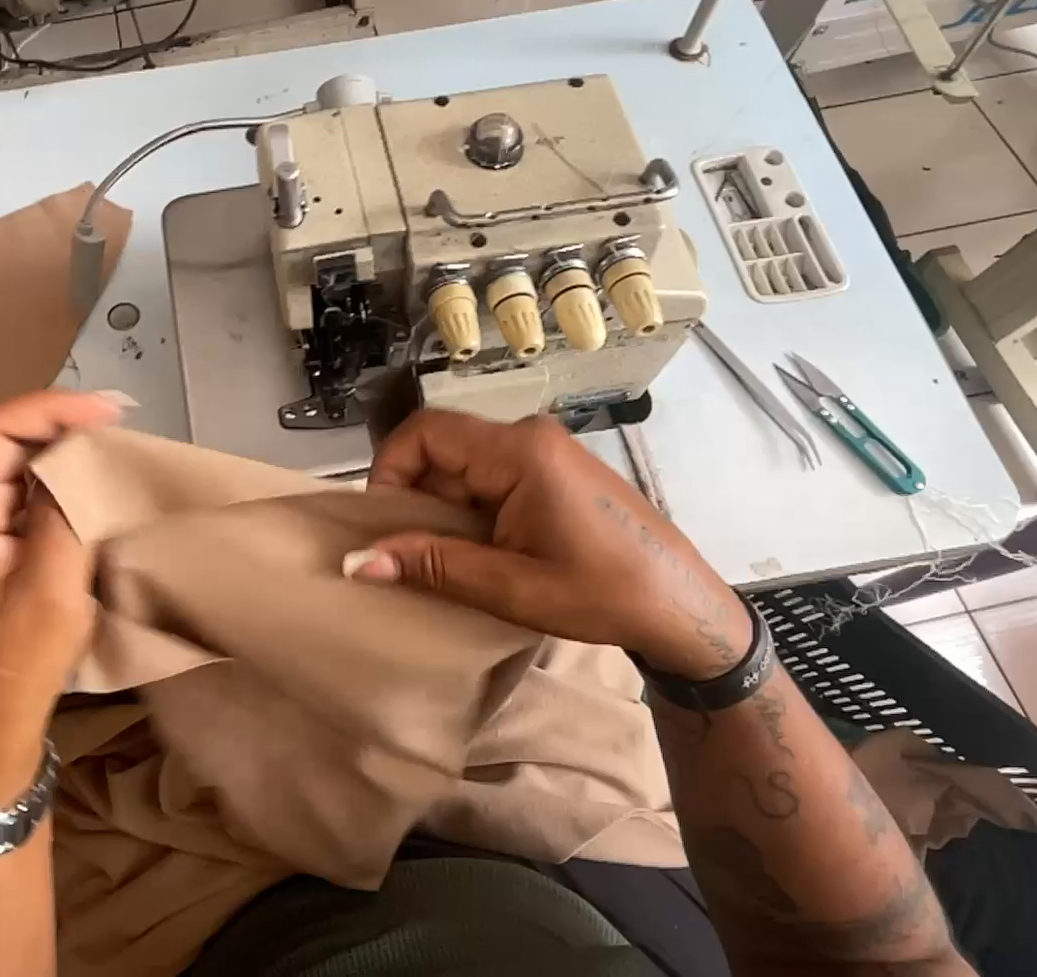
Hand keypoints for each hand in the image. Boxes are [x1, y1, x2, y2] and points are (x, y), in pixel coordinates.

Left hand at [0, 389, 124, 809]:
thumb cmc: (14, 670)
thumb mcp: (48, 594)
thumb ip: (62, 519)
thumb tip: (76, 458)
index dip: (47, 408)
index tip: (106, 411)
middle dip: (57, 418)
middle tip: (117, 417)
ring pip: (13, 462)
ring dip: (60, 445)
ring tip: (112, 439)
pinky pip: (24, 492)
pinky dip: (60, 476)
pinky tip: (94, 478)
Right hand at [349, 409, 752, 680]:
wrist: (681, 605)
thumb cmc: (602, 593)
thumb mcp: (509, 586)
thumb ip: (431, 565)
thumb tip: (356, 562)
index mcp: (520, 451)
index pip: (425, 431)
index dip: (389, 470)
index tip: (384, 524)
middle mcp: (528, 435)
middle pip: (442, 448)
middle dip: (416, 499)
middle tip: (414, 554)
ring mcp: (543, 450)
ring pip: (463, 465)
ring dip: (444, 510)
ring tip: (449, 560)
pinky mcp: (551, 470)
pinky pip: (489, 476)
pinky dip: (470, 511)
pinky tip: (480, 551)